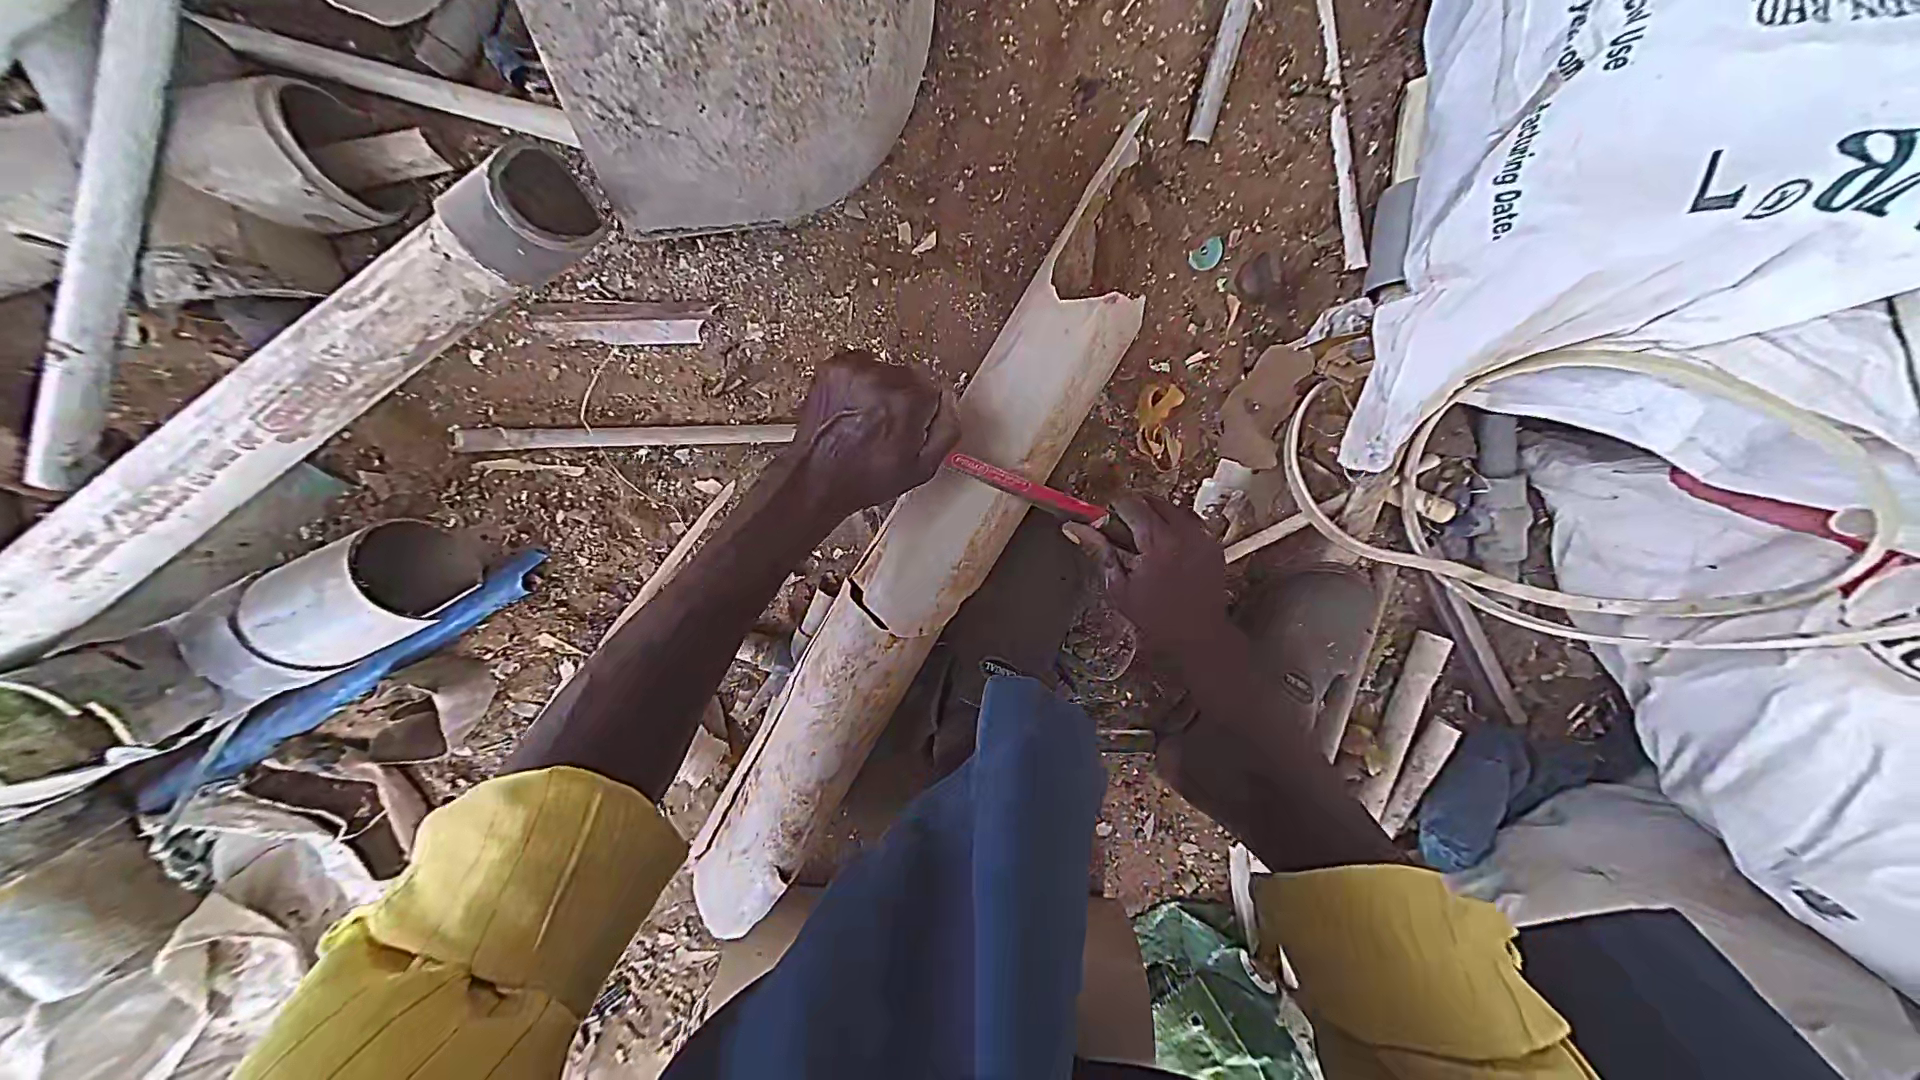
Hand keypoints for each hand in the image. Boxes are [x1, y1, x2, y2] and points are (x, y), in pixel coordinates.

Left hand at [784, 350, 959, 518]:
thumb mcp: (922, 468)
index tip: (910, 430)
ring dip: (880, 391)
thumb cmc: (864, 477)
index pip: (936, 389)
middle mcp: (884, 378)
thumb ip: (948, 429)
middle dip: (904, 400)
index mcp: (911, 400)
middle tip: (887, 429)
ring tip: (866, 420)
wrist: (817, 476)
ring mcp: (856, 369)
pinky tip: (853, 409)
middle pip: (911, 377)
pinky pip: (859, 368)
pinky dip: (858, 385)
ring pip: (885, 371)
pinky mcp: (834, 367)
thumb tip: (951, 401)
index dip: (924, 414)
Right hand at [1063, 494, 1232, 664]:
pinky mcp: (1213, 544)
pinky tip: (1165, 550)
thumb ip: (1099, 550)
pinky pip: (1190, 521)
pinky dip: (1174, 526)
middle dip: (1134, 511)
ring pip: (1172, 508)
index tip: (1105, 525)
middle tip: (1123, 535)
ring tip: (1144, 544)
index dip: (1113, 511)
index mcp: (1158, 541)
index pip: (1131, 503)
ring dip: (1155, 516)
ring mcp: (1203, 537)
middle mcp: (1184, 532)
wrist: (1197, 637)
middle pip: (1153, 500)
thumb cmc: (1153, 618)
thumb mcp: (1118, 586)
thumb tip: (1072, 527)